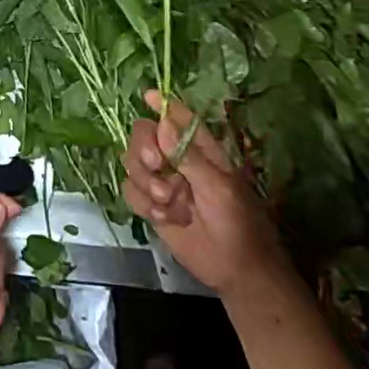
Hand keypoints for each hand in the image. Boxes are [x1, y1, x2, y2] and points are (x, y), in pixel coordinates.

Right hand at [123, 91, 286, 294]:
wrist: (235, 271)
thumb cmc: (238, 224)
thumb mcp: (218, 187)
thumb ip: (187, 155)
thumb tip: (160, 121)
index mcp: (201, 150)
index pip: (179, 118)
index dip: (164, 104)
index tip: (147, 96)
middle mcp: (177, 161)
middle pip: (144, 136)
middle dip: (144, 148)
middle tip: (156, 164)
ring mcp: (162, 182)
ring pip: (131, 163)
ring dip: (145, 181)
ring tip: (167, 202)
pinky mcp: (150, 205)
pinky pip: (129, 190)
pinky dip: (142, 202)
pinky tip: (162, 217)